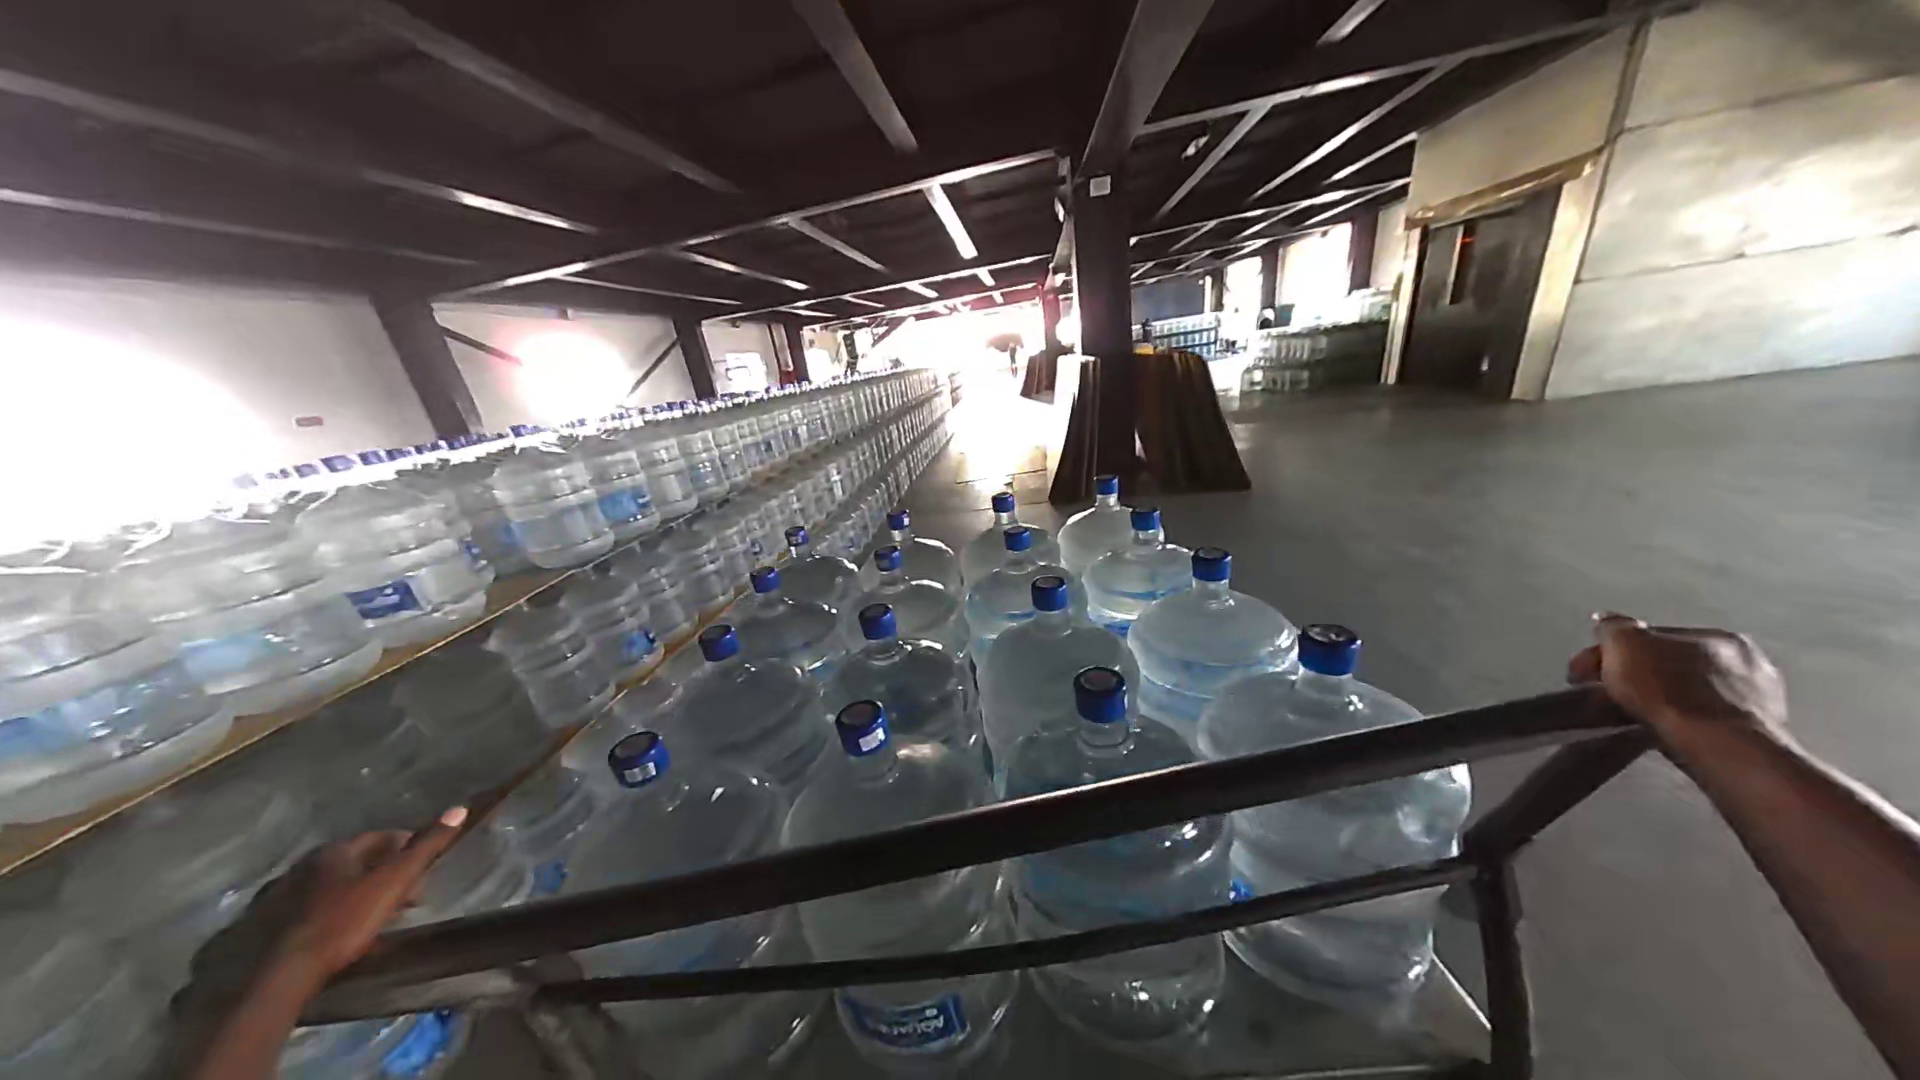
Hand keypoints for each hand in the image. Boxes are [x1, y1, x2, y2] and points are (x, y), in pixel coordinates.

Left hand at [270, 806, 468, 983]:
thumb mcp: (395, 881)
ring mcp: (278, 897)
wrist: (277, 978)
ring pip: (332, 886)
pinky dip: (330, 913)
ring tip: (375, 916)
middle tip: (405, 896)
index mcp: (334, 851)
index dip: (408, 848)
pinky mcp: (262, 928)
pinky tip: (338, 931)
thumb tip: (460, 809)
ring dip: (357, 894)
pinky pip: (309, 910)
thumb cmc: (344, 921)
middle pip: (357, 862)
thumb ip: (427, 846)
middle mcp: (303, 866)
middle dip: (384, 874)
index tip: (423, 869)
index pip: (382, 837)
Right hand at [1567, 613, 1788, 745]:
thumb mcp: (1623, 643)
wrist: (1717, 745)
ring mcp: (1759, 701)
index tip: (1587, 671)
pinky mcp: (1757, 734)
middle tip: (1601, 692)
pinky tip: (1658, 728)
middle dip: (1634, 675)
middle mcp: (1748, 663)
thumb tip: (1609, 621)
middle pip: (1671, 664)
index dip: (1613, 652)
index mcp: (1721, 637)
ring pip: (1687, 691)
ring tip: (1625, 713)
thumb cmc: (1667, 688)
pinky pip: (1703, 718)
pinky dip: (1677, 719)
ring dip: (1656, 698)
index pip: (1653, 638)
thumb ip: (1613, 627)